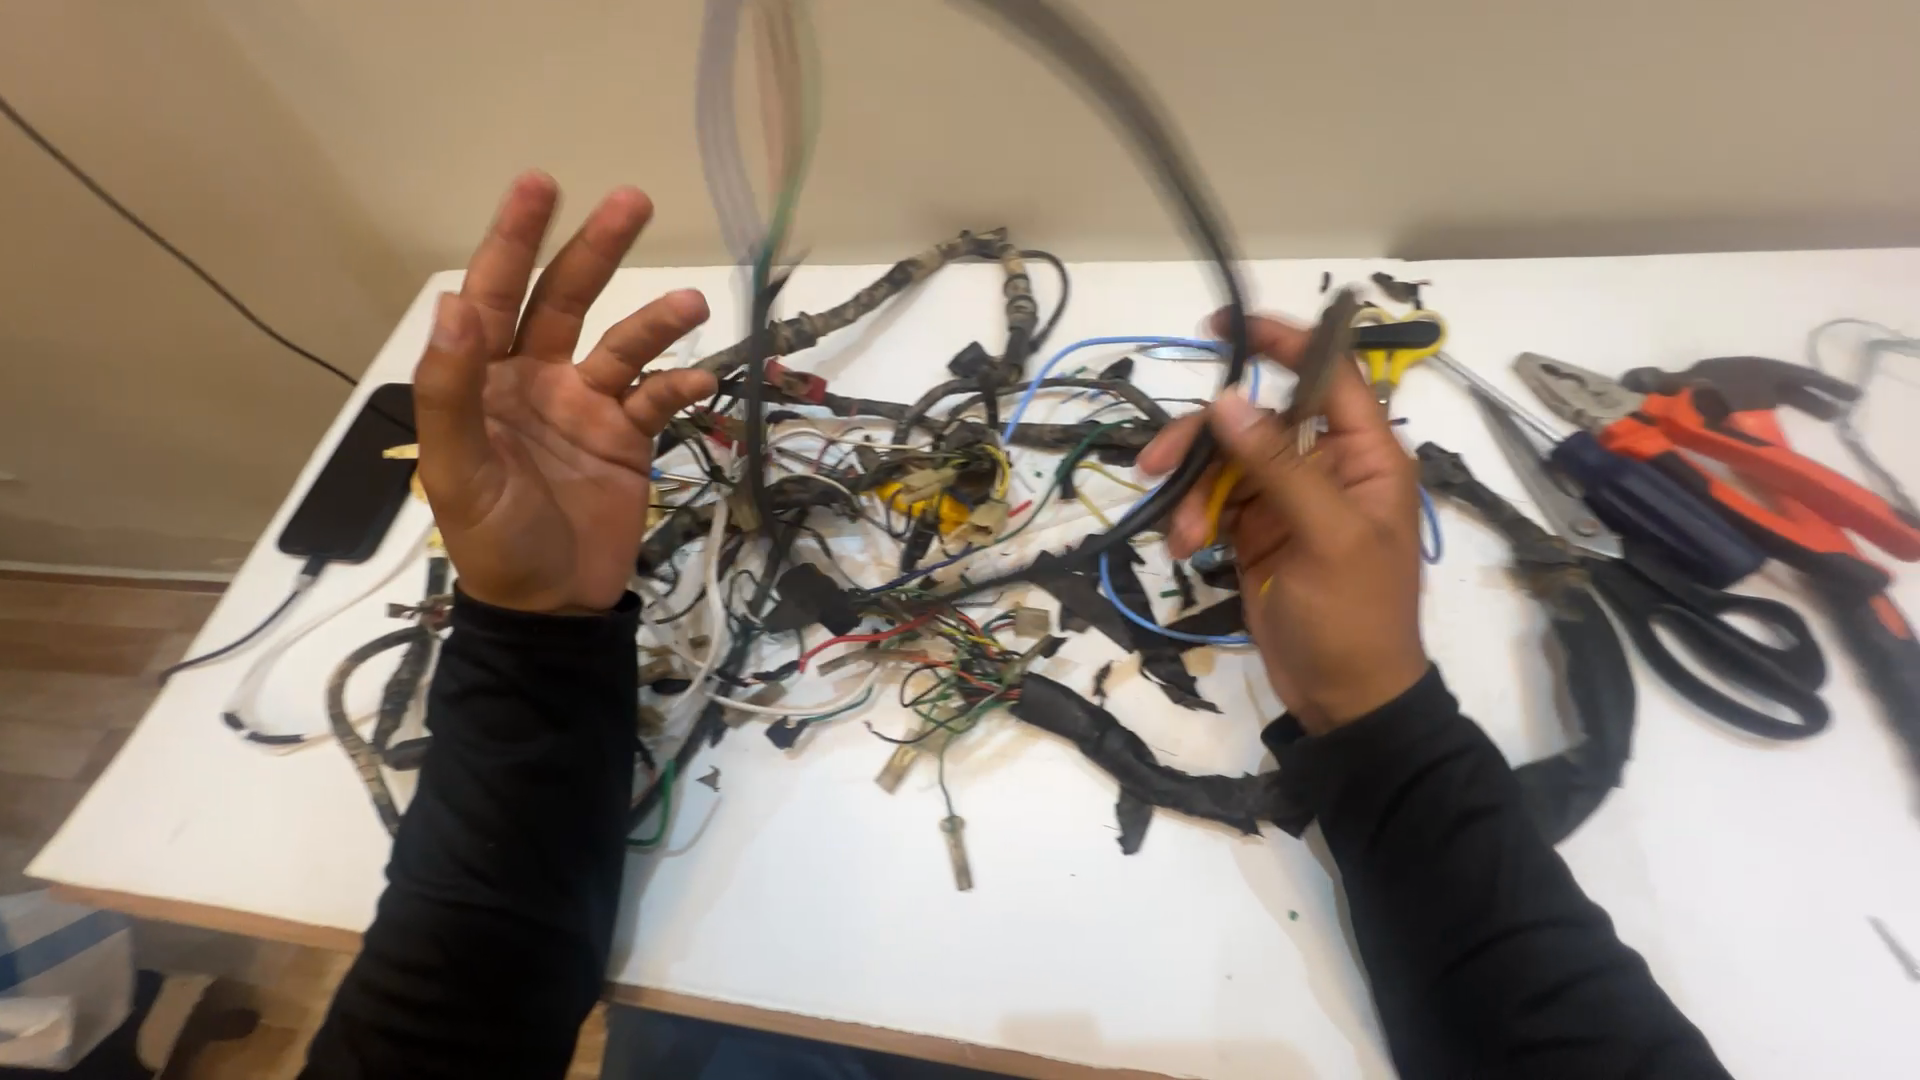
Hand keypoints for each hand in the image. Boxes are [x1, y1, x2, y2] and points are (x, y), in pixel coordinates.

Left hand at [413, 172, 715, 613]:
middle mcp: (537, 378)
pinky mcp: (629, 438)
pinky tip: (700, 382)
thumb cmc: (495, 541)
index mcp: (483, 379)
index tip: (542, 185)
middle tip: (635, 201)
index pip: (493, 295)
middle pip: (565, 300)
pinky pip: (657, 401)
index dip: (514, 240)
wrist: (553, 603)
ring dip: (656, 323)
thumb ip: (450, 391)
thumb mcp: (457, 471)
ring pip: (624, 346)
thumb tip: (455, 302)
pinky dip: (679, 388)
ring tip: (693, 303)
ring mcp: (588, 407)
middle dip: (596, 250)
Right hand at [1138, 312, 1427, 733]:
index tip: (1223, 326)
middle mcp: (1322, 466)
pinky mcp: (1253, 531)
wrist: (1341, 694)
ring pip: (1223, 463)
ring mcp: (1283, 499)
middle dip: (1203, 440)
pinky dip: (1191, 520)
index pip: (1325, 376)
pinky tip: (1184, 549)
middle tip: (1156, 462)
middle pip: (1253, 421)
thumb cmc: (1354, 616)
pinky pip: (1211, 504)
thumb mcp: (1325, 537)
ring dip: (1191, 493)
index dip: (1280, 344)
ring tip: (1179, 536)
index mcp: (1363, 456)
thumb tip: (1227, 402)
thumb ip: (1278, 466)